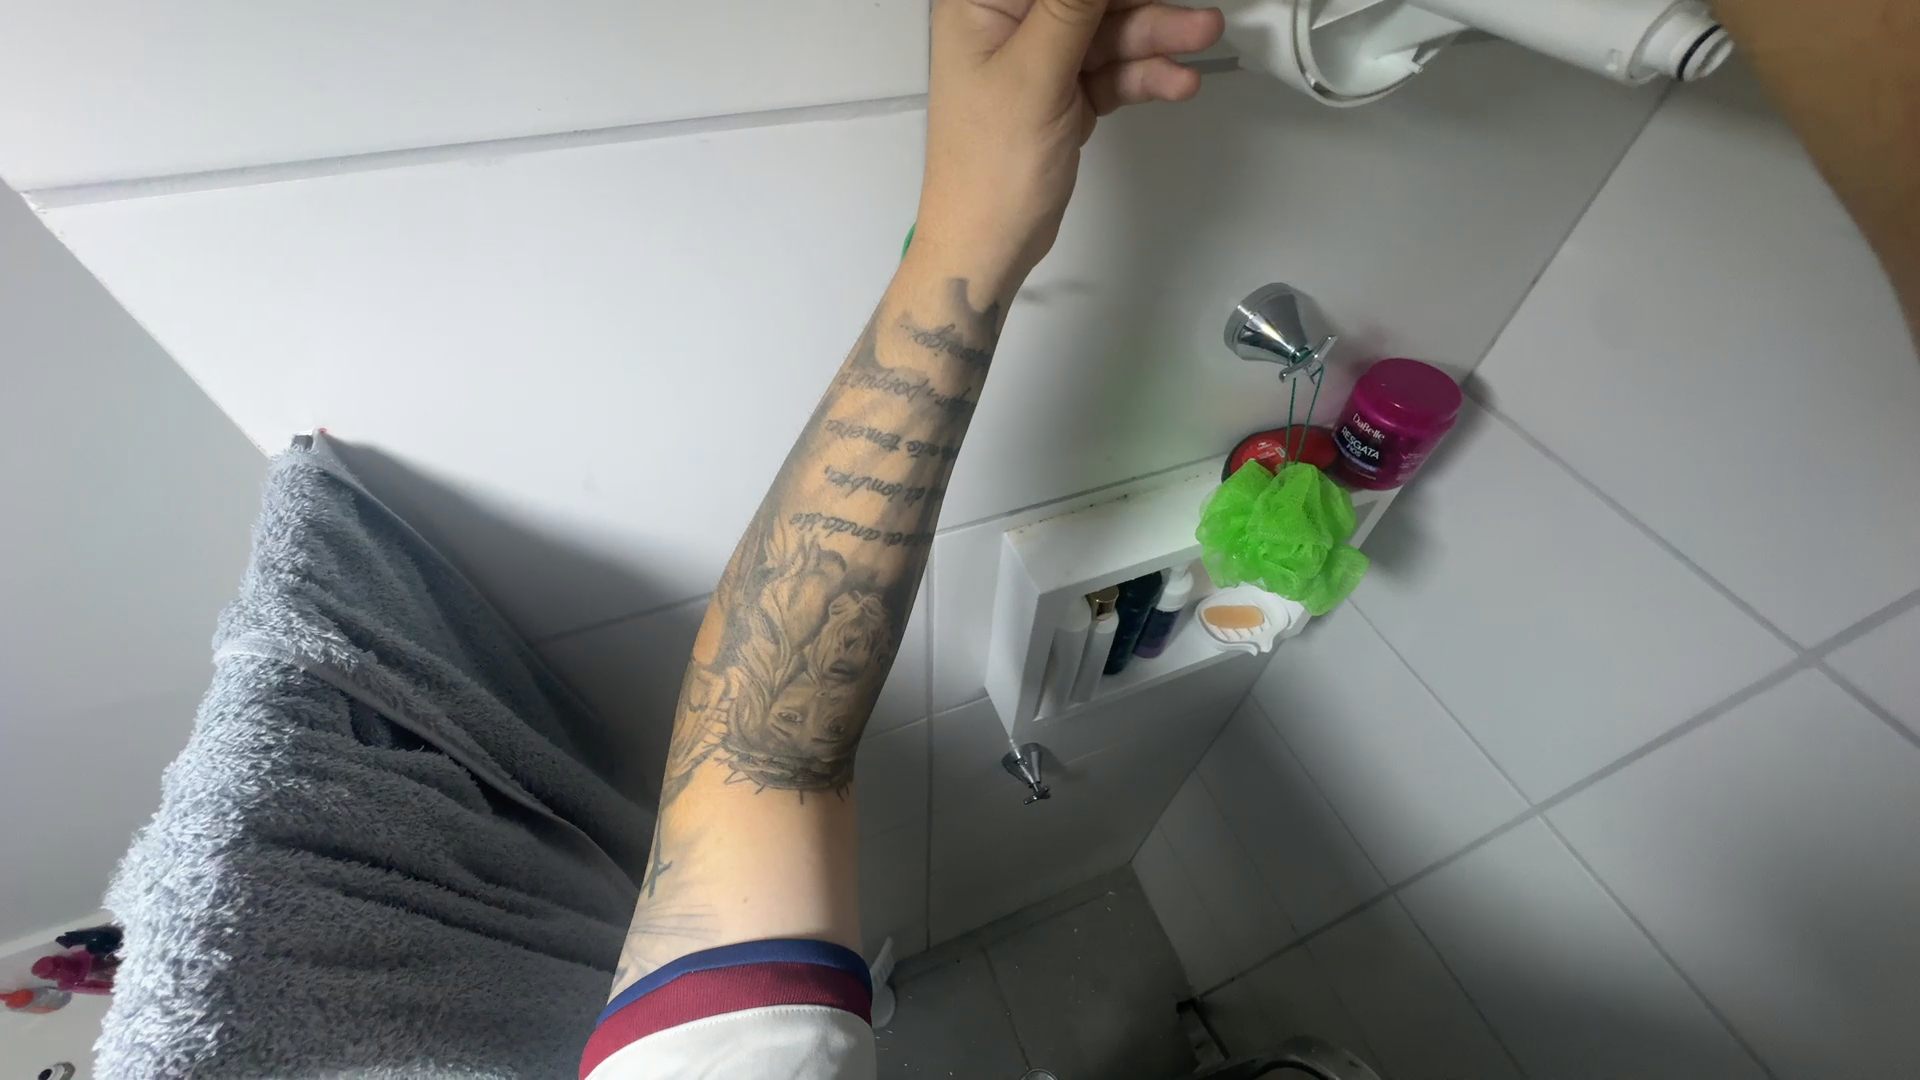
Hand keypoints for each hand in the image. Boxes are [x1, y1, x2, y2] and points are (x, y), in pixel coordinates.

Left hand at [912, 0, 1224, 297]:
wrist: (988, 247)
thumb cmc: (986, 174)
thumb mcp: (1034, 74)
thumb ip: (1073, 6)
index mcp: (982, 3)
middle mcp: (1008, 26)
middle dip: (1140, 1)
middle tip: (1194, 10)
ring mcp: (1038, 64)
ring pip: (1106, 33)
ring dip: (1155, 35)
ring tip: (1202, 35)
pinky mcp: (1061, 98)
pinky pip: (1110, 74)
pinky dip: (1142, 76)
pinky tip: (1175, 80)